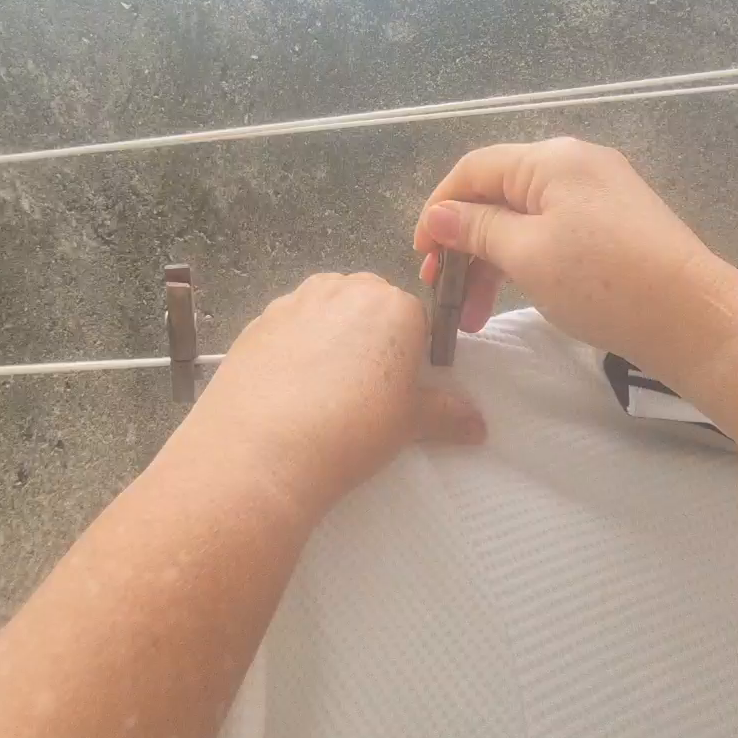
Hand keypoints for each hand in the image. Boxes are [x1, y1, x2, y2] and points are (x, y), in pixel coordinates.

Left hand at [171, 273, 483, 516]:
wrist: (263, 449)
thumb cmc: (352, 429)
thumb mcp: (410, 423)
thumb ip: (447, 414)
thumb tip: (479, 426)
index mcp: (395, 305)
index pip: (415, 319)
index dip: (410, 353)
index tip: (398, 387)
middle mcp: (347, 288)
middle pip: (370, 304)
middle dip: (371, 336)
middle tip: (361, 388)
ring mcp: (297, 299)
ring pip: (327, 309)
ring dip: (330, 334)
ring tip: (321, 388)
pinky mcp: (258, 318)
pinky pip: (289, 324)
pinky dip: (293, 345)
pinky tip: (287, 385)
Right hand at [414, 138, 737, 382]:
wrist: (693, 318)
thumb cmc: (602, 281)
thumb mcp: (527, 254)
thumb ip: (476, 229)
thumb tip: (437, 215)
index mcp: (550, 160)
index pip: (474, 170)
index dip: (438, 209)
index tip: (420, 256)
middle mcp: (574, 164)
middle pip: (498, 195)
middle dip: (464, 243)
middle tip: (442, 292)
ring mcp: (598, 193)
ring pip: (523, 219)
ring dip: (492, 261)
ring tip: (473, 314)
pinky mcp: (614, 223)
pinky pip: (551, 232)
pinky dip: (524, 261)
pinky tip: (512, 294)